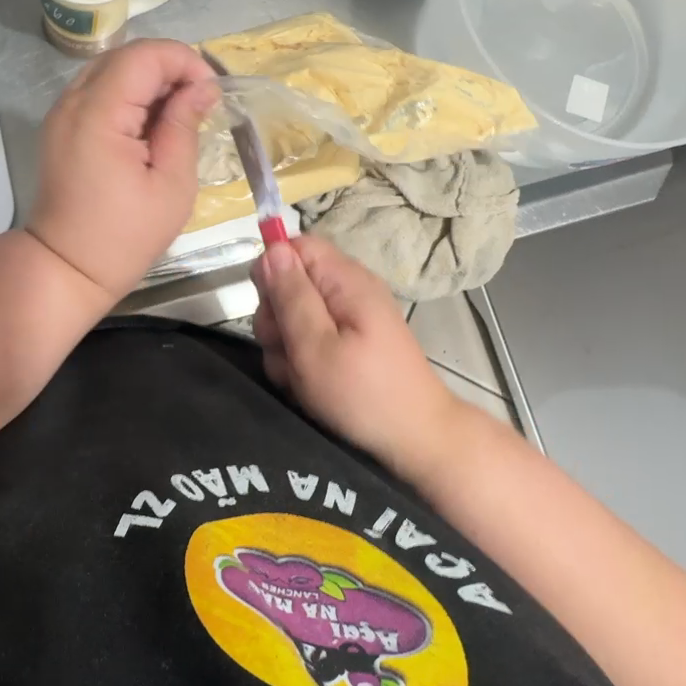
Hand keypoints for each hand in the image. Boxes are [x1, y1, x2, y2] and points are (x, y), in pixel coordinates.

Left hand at [28, 40, 220, 299]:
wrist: (66, 267)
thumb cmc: (124, 236)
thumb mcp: (171, 186)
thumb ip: (184, 127)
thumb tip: (202, 87)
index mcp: (99, 115)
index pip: (144, 56)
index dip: (184, 62)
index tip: (210, 92)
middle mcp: (72, 102)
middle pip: (125, 55)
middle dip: (168, 68)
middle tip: (198, 102)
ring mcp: (61, 113)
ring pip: (110, 69)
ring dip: (148, 81)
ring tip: (176, 115)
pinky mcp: (60, 126)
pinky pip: (97, 91)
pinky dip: (127, 96)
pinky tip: (148, 126)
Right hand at [253, 235, 473, 463]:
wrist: (415, 439)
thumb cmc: (363, 393)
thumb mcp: (314, 345)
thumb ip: (290, 296)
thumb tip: (271, 249)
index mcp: (345, 281)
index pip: (295, 246)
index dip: (272, 270)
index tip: (270, 308)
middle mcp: (348, 291)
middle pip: (290, 282)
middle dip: (276, 316)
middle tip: (286, 350)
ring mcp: (350, 318)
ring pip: (294, 316)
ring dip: (285, 346)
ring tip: (300, 376)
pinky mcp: (350, 343)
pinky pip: (310, 339)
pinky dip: (301, 361)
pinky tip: (308, 385)